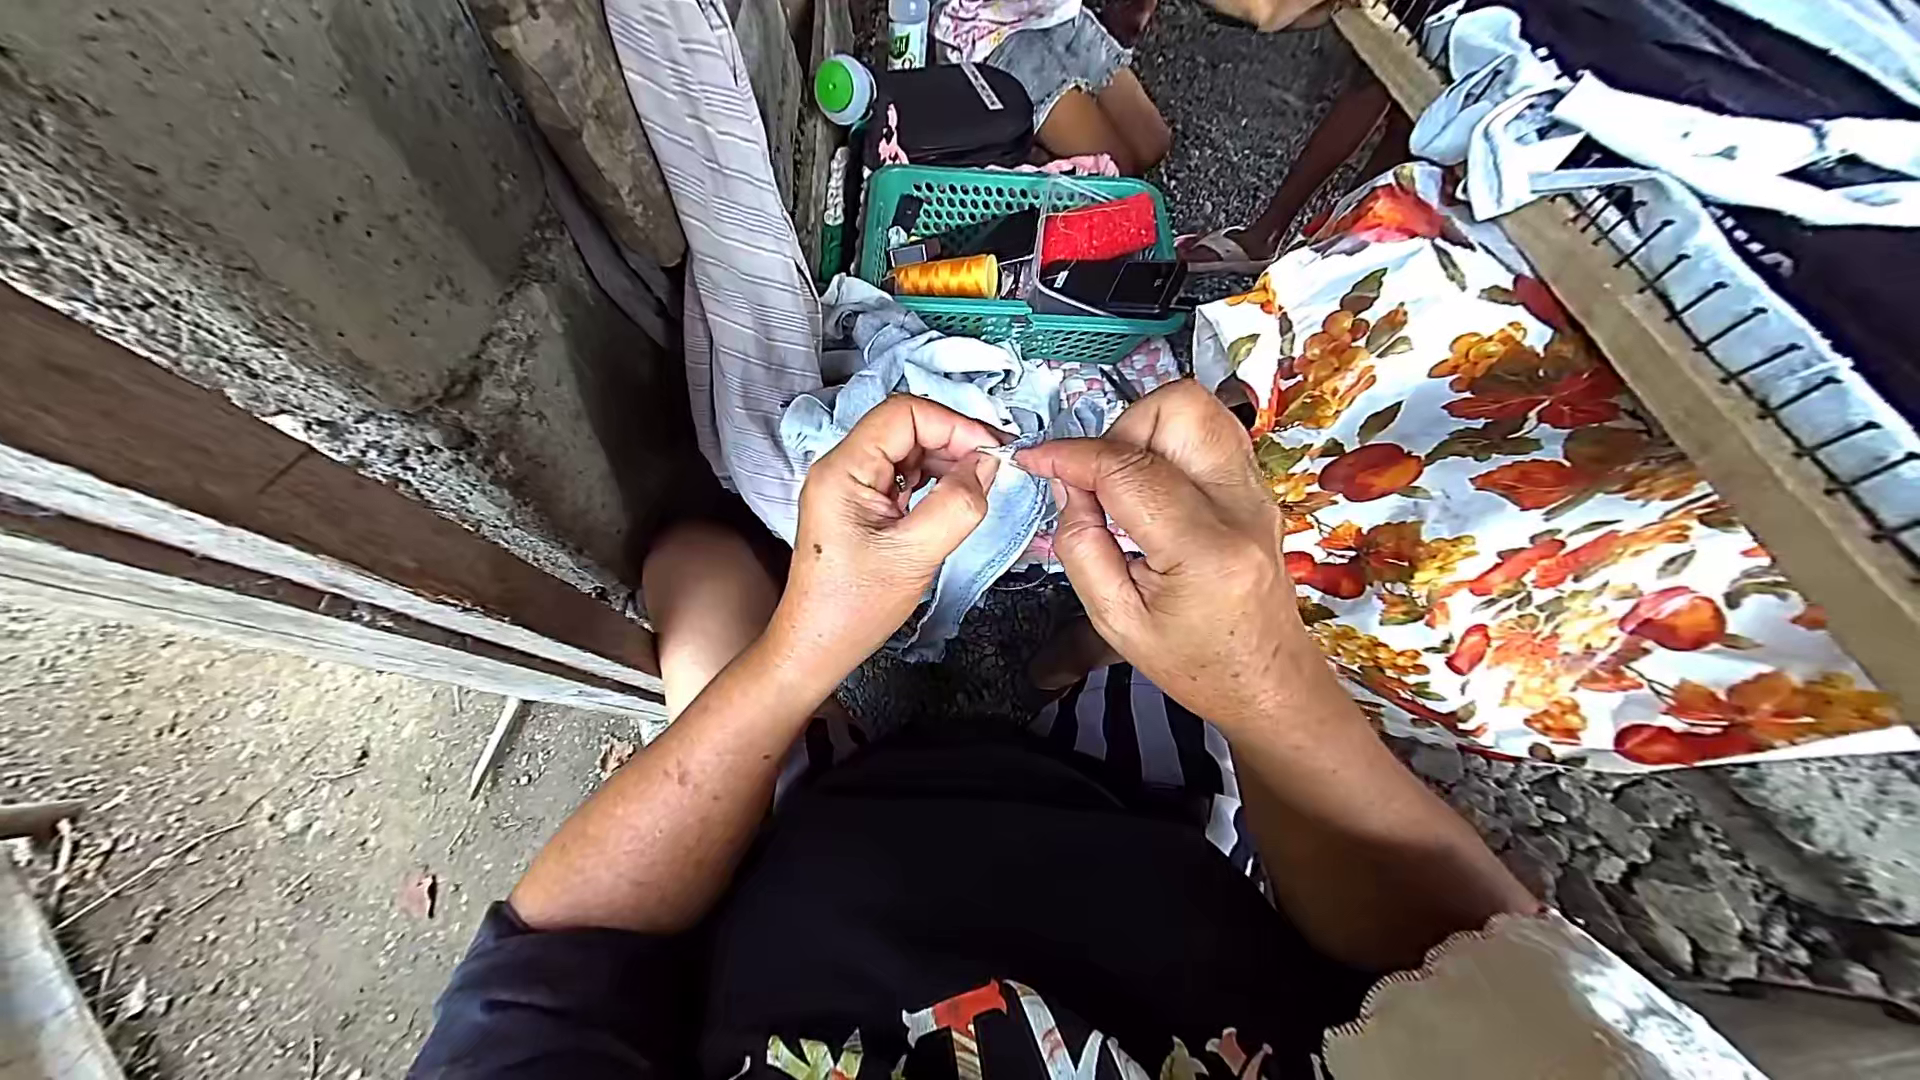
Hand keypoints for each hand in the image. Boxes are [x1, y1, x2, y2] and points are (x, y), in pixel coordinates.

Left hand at [769, 395, 1003, 680]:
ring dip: (946, 459)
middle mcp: (842, 468)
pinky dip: (933, 479)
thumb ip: (957, 505)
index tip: (990, 451)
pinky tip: (954, 495)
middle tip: (991, 467)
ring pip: (907, 449)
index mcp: (844, 470)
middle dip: (953, 440)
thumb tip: (986, 465)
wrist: (817, 645)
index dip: (954, 425)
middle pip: (906, 426)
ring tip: (977, 484)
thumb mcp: (915, 555)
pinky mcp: (860, 504)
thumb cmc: (853, 607)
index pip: (904, 414)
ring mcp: (850, 485)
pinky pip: (902, 475)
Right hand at [1015, 380, 1327, 731]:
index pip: (1128, 469)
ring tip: (1123, 482)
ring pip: (1197, 408)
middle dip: (1120, 429)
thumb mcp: (1114, 619)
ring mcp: (1257, 491)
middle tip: (1099, 478)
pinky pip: (1207, 432)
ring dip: (1144, 431)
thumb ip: (1080, 545)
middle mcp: (1241, 506)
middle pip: (1178, 407)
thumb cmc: (1195, 663)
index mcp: (1204, 550)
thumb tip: (1068, 485)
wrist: (1266, 680)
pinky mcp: (1258, 488)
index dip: (1070, 456)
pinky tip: (1149, 488)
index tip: (1037, 459)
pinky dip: (1165, 443)